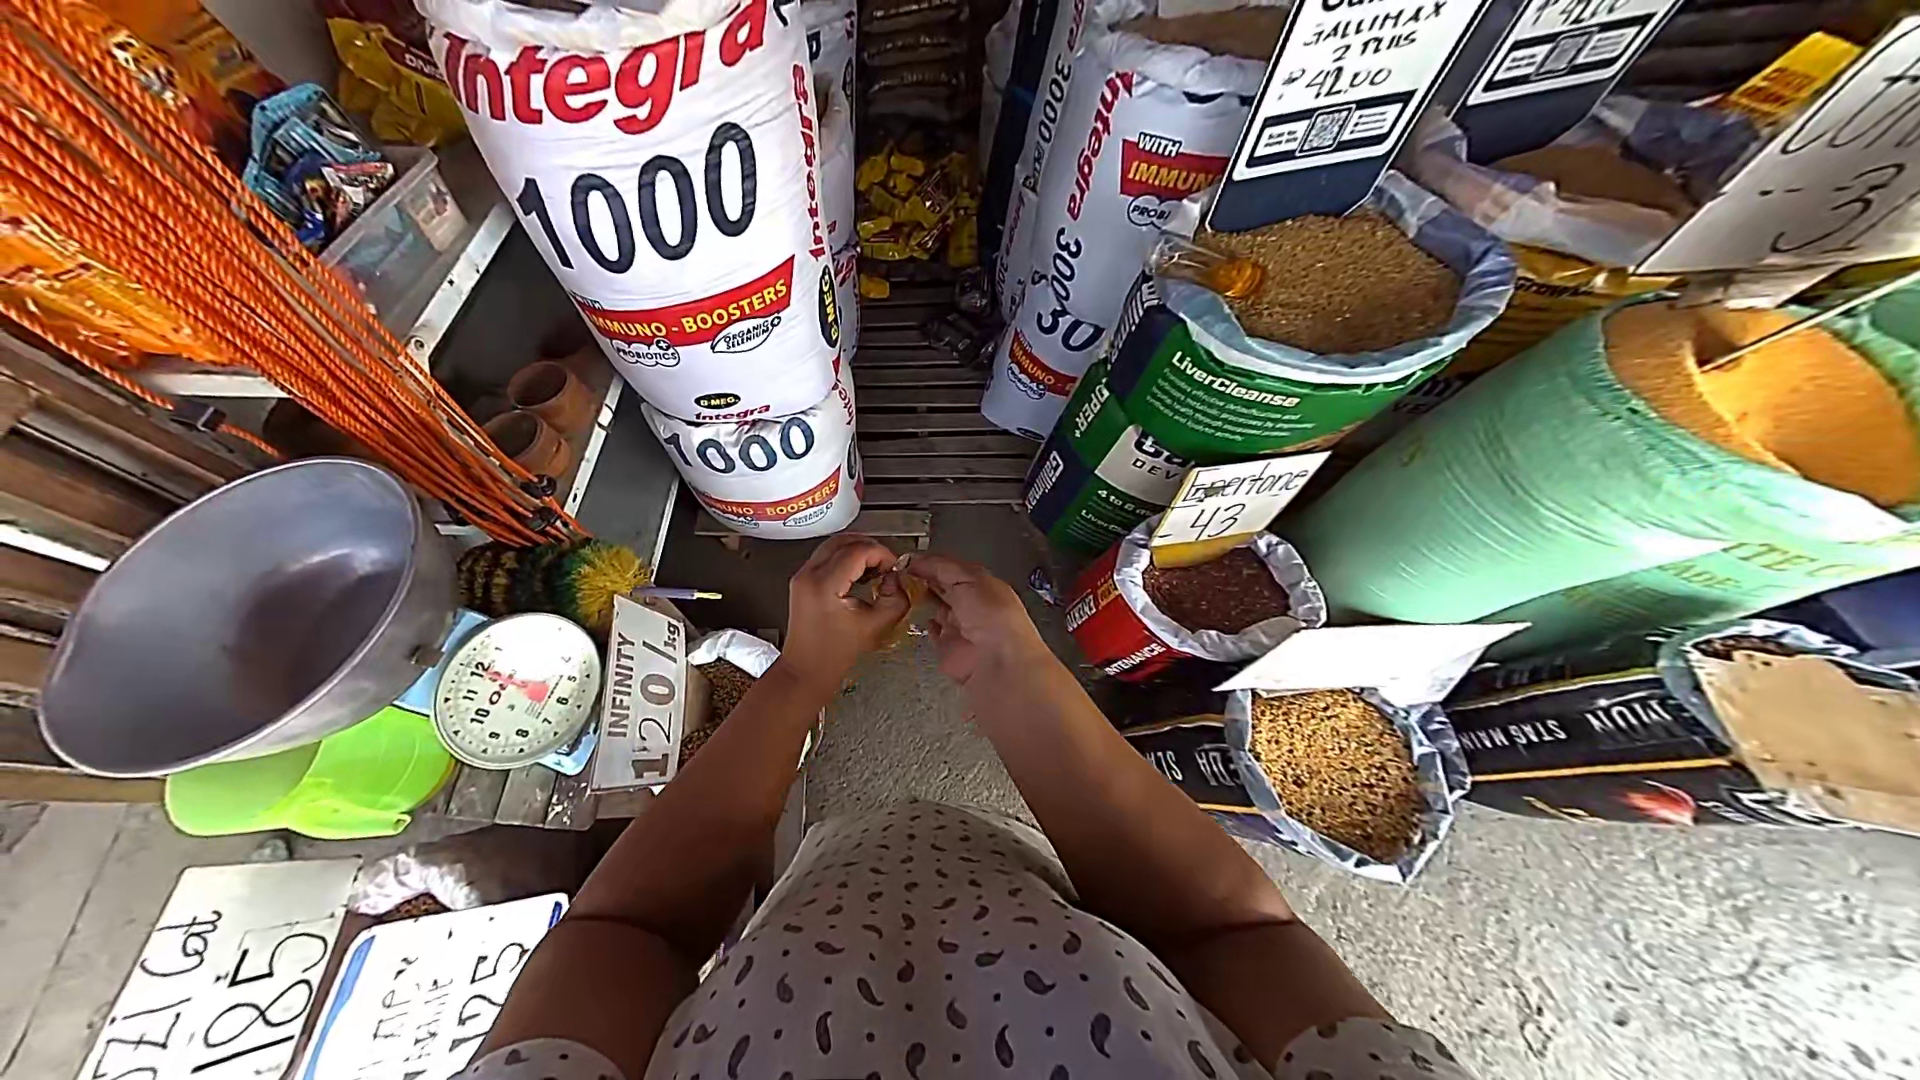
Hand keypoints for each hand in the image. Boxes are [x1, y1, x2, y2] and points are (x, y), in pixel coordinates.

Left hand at [775, 534, 910, 693]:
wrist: (806, 669)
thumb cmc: (834, 654)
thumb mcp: (876, 626)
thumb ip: (895, 599)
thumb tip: (895, 579)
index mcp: (824, 585)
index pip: (858, 551)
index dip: (881, 554)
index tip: (893, 567)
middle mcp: (809, 575)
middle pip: (844, 540)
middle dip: (871, 547)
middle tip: (886, 564)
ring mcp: (802, 576)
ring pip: (834, 544)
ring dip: (858, 550)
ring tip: (875, 568)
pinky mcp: (802, 580)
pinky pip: (826, 555)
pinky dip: (846, 557)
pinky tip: (859, 574)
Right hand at [902, 553, 1052, 687]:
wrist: (997, 661)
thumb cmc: (992, 615)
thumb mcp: (968, 578)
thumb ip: (942, 566)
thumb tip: (918, 560)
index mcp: (982, 585)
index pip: (953, 568)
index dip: (932, 563)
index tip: (910, 560)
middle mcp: (972, 605)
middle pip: (944, 586)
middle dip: (925, 578)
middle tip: (902, 572)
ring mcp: (959, 627)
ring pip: (937, 607)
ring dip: (922, 598)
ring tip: (902, 588)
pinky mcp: (948, 648)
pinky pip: (933, 633)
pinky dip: (925, 625)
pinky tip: (915, 615)